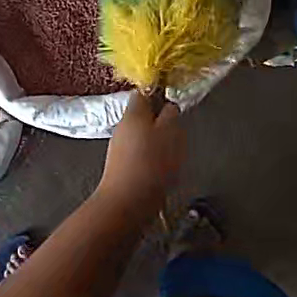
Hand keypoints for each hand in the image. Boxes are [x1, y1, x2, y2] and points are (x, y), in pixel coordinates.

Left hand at [96, 93, 183, 219]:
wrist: (127, 202)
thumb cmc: (153, 162)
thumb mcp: (171, 130)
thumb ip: (172, 113)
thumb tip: (169, 105)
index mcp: (134, 112)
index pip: (143, 93)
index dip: (159, 94)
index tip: (173, 102)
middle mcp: (122, 127)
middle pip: (143, 116)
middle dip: (161, 122)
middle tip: (178, 132)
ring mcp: (118, 148)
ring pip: (142, 137)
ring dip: (157, 142)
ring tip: (172, 155)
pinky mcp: (120, 168)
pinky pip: (139, 156)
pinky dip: (151, 160)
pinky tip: (162, 171)